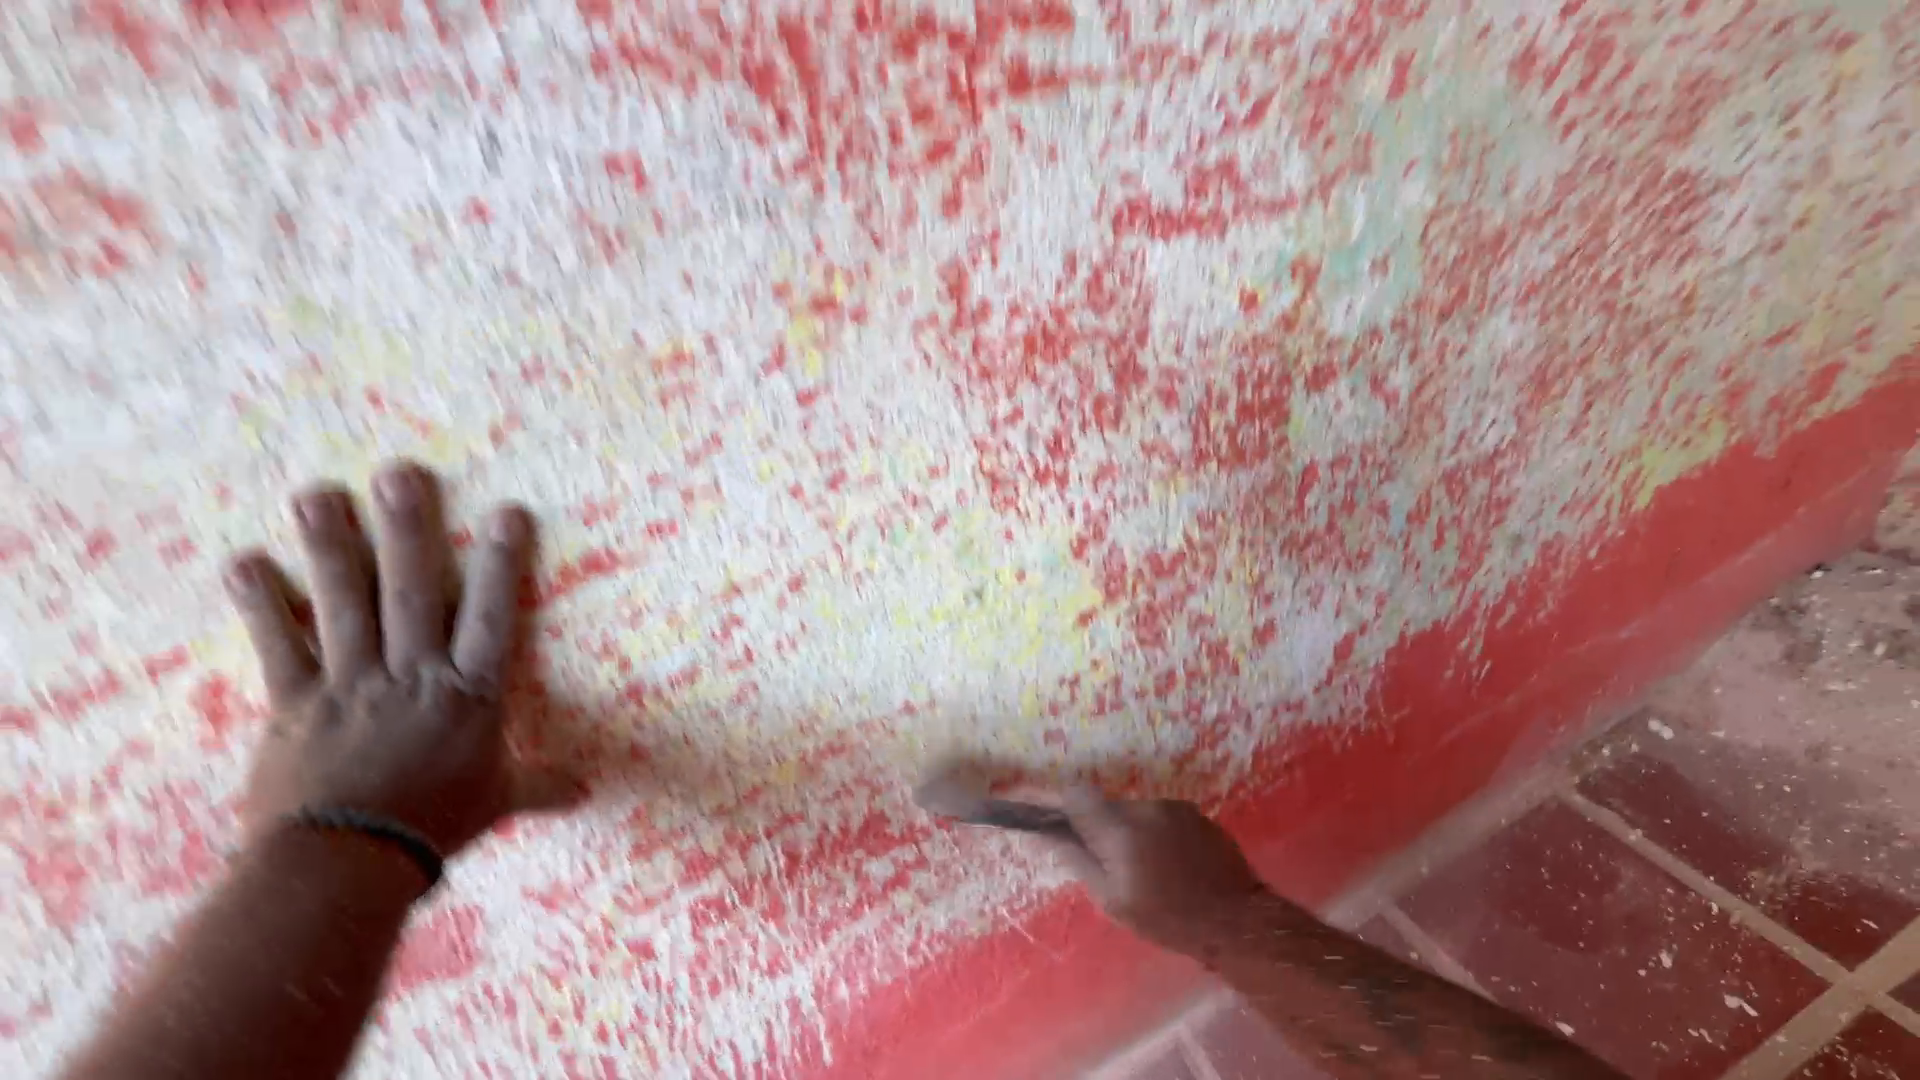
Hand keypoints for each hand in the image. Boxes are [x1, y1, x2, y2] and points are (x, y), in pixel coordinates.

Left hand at [224, 462, 571, 860]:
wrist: (343, 869)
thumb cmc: (436, 826)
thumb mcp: (500, 801)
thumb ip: (543, 785)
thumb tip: (588, 790)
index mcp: (470, 694)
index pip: (492, 616)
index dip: (501, 563)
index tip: (506, 513)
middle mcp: (413, 676)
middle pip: (411, 594)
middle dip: (408, 532)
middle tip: (399, 474)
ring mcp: (350, 686)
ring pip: (343, 607)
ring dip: (331, 548)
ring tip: (319, 494)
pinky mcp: (295, 705)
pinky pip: (280, 648)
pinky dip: (262, 605)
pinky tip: (245, 560)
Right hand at [1042, 788, 1270, 951]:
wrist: (1235, 921)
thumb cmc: (1167, 919)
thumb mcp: (1112, 900)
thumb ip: (1078, 861)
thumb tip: (1047, 835)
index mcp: (1120, 829)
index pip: (1076, 794)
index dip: (1065, 807)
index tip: (1065, 828)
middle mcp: (1145, 808)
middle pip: (1108, 806)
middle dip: (1103, 828)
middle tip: (1114, 865)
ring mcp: (1174, 807)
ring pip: (1135, 812)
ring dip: (1132, 832)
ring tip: (1149, 868)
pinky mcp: (1195, 813)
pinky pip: (1161, 816)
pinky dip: (1157, 833)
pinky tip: (1172, 862)